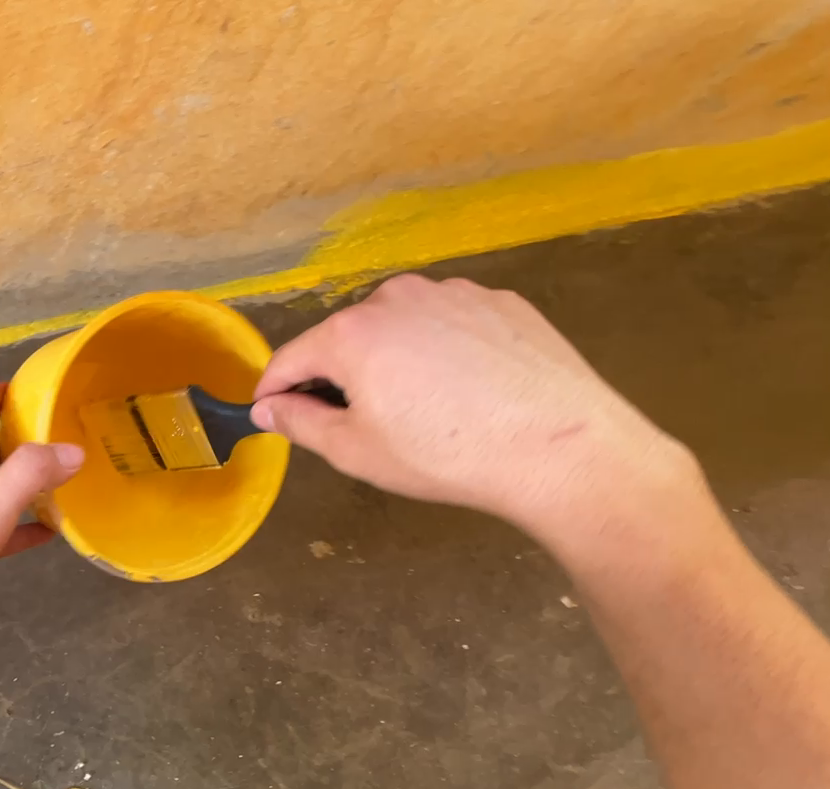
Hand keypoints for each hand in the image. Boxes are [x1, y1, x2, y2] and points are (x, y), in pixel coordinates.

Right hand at [251, 274, 701, 545]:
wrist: (561, 449)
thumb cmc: (442, 454)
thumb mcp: (353, 450)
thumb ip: (298, 422)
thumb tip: (267, 408)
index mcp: (352, 332)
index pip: (290, 358)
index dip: (273, 391)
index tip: (269, 414)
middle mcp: (397, 297)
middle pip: (344, 337)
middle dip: (336, 375)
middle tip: (353, 422)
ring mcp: (455, 293)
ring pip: (397, 327)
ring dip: (387, 360)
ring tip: (415, 407)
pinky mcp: (501, 302)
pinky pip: (446, 324)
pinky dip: (436, 351)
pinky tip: (461, 390)